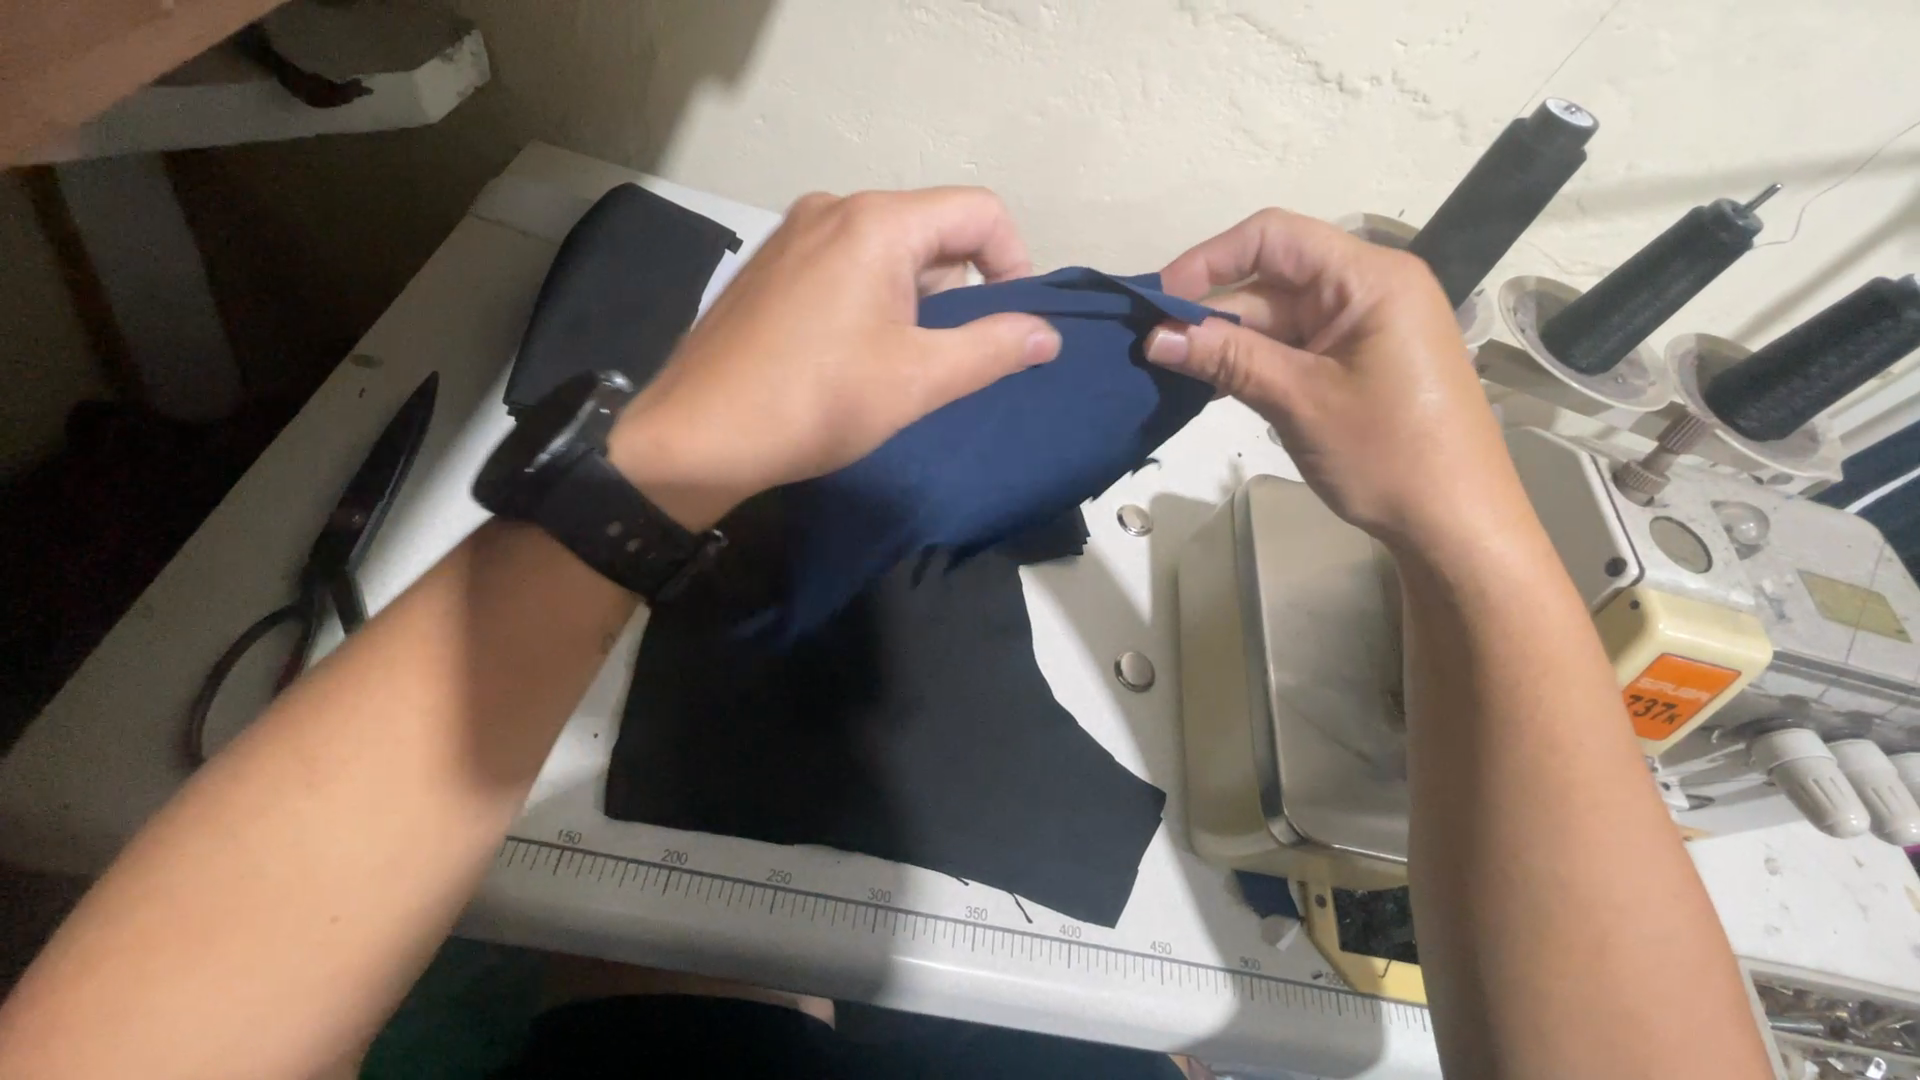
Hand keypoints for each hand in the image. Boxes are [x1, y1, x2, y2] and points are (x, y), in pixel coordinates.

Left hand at [608, 187, 1062, 529]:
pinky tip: (852, 356)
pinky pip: (845, 266)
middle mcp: (832, 209)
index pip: (979, 212)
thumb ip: (993, 349)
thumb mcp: (918, 379)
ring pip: (888, 252)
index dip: (1015, 263)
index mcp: (876, 222)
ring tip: (897, 364)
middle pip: (932, 230)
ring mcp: (793, 235)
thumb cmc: (815, 404)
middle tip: (947, 357)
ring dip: (915, 300)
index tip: (1011, 323)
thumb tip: (1048, 333)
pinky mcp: (770, 267)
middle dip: (959, 290)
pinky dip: (872, 301)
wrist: (696, 438)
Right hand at [1145, 209, 1528, 552]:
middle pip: (1270, 280)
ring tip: (1168, 370)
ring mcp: (1360, 329)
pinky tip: (1209, 387)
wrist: (1453, 522)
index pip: (1273, 238)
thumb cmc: (1387, 454)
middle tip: (1151, 348)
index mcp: (1368, 279)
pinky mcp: (1353, 364)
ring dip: (1224, 342)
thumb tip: (1155, 336)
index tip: (1158, 301)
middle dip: (1209, 310)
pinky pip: (1290, 349)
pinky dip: (1250, 363)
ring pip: (1274, 319)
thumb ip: (1226, 358)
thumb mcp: (1298, 400)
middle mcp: (1365, 290)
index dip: (1208, 260)